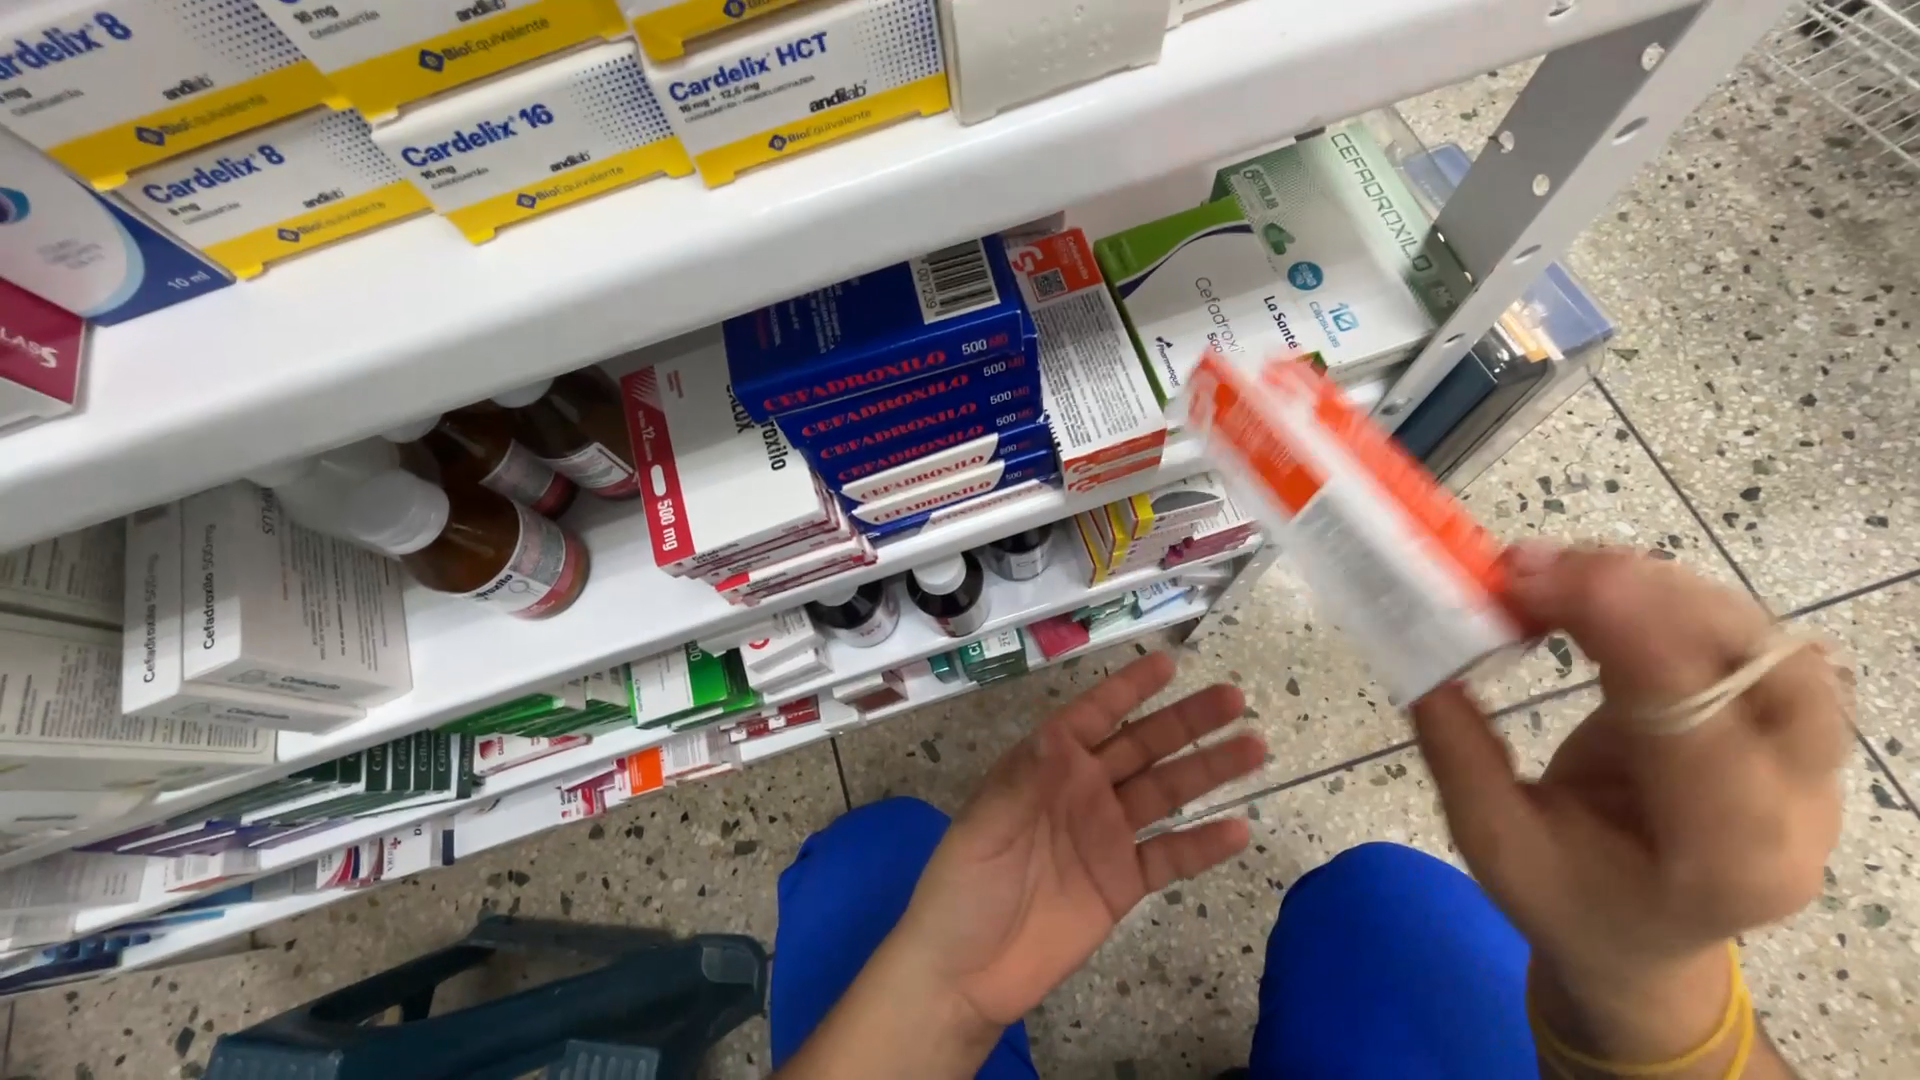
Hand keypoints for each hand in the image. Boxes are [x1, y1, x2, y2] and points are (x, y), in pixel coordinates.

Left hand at [890, 652, 1265, 1030]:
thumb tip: (1058, 735)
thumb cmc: (964, 889)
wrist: (967, 974)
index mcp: (1044, 768)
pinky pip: (1169, 857)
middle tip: (1235, 698)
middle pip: (1141, 747)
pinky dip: (1202, 844)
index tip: (1169, 664)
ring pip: (1165, 793)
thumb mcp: (985, 828)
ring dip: (1207, 770)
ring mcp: (1106, 837)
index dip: (1128, 690)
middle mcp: (1082, 792)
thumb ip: (1024, 783)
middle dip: (1185, 721)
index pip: (1092, 718)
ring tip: (1254, 746)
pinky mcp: (1122, 883)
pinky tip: (1239, 828)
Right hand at [1411, 543, 1847, 1068]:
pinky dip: (1660, 597)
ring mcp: (1802, 761)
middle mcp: (1795, 803)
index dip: (1621, 633)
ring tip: (1549, 569)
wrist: (1640, 939)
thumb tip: (1426, 658)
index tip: (1525, 579)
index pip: (1697, 723)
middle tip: (1532, 566)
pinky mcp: (1774, 723)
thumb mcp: (1491, 842)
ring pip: (1760, 640)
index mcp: (1724, 854)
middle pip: (1760, 668)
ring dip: (1652, 587)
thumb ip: (1462, 754)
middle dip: (1645, 596)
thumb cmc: (1565, 901)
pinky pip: (1738, 639)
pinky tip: (1589, 587)